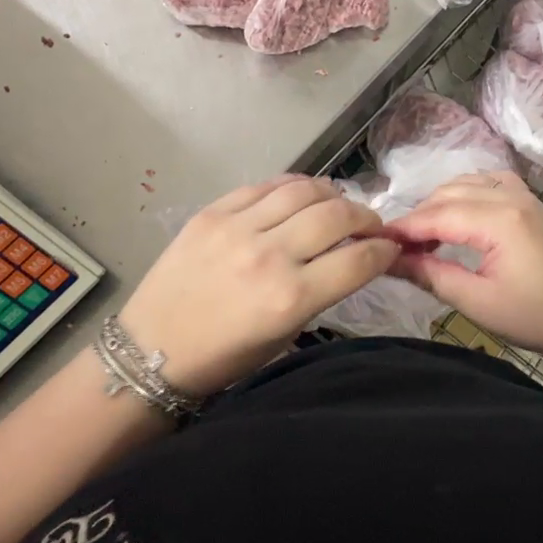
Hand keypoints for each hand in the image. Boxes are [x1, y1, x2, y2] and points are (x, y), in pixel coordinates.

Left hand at [118, 176, 397, 394]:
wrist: (151, 351)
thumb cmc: (225, 356)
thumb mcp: (286, 332)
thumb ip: (322, 290)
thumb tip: (355, 257)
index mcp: (290, 297)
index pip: (358, 259)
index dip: (384, 250)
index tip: (391, 248)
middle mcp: (268, 256)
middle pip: (337, 216)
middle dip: (366, 218)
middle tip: (371, 225)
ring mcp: (237, 229)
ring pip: (305, 190)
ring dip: (334, 195)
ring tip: (339, 205)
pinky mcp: (212, 212)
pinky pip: (266, 185)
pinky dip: (295, 186)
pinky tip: (304, 196)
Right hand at [381, 172, 542, 360]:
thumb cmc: (535, 316)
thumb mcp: (477, 302)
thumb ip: (431, 275)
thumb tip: (390, 260)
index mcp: (499, 220)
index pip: (437, 214)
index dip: (403, 228)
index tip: (374, 243)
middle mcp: (510, 196)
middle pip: (448, 194)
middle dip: (418, 217)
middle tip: (395, 247)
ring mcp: (523, 195)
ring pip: (465, 183)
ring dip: (439, 204)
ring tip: (422, 238)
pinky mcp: (529, 202)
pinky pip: (487, 183)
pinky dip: (464, 194)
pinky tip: (455, 218)